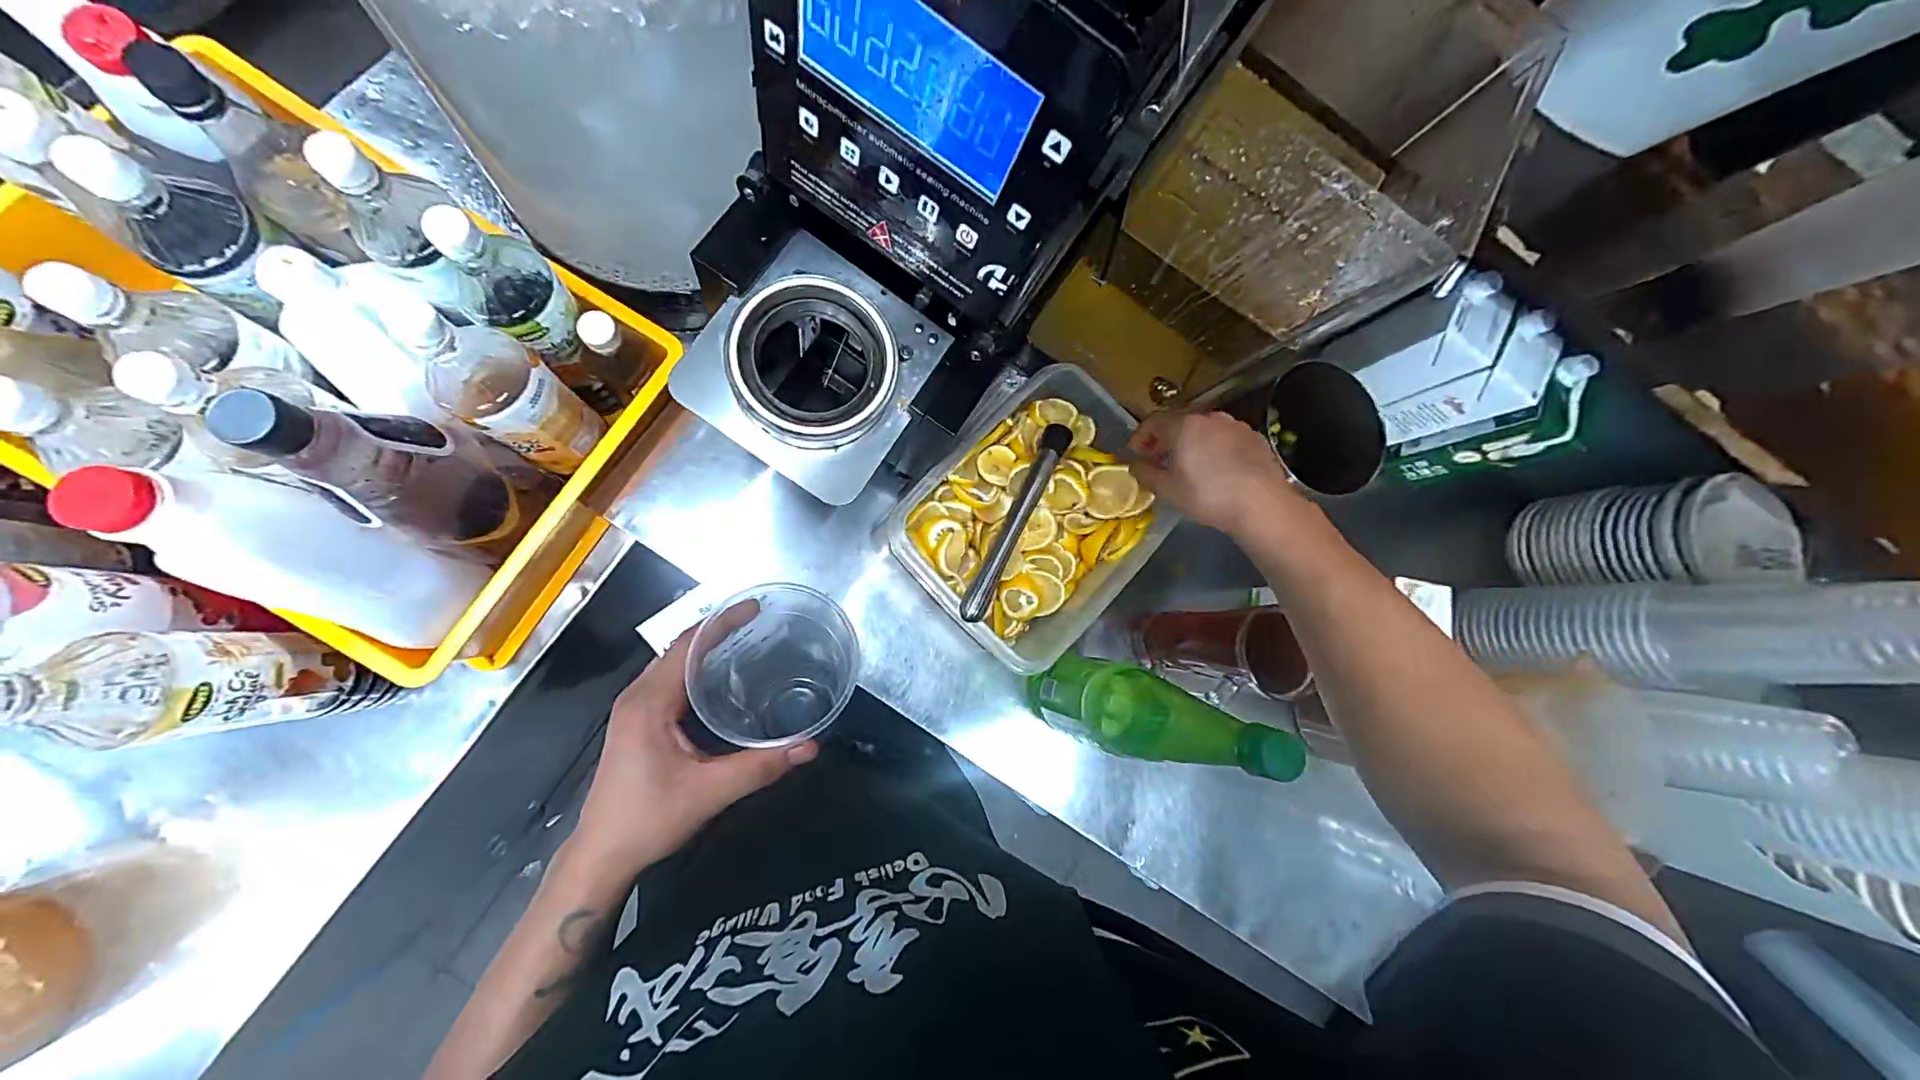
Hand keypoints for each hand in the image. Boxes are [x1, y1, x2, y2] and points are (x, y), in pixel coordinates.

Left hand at [571, 623, 816, 880]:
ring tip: (747, 642)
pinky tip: (723, 679)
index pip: (687, 646)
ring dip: (706, 648)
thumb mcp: (709, 792)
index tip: (756, 608)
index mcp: (649, 703)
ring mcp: (633, 709)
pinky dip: (697, 669)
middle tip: (760, 623)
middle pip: (679, 648)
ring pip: (673, 664)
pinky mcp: (637, 723)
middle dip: (718, 629)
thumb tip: (809, 746)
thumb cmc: (648, 820)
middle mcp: (637, 697)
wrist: (602, 855)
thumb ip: (760, 766)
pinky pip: (670, 681)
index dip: (722, 623)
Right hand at [1127, 410, 1309, 537]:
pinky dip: (1214, 448)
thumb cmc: (1207, 495)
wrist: (1261, 504)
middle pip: (1179, 422)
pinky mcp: (1254, 438)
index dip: (1140, 437)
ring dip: (1191, 443)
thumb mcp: (1167, 489)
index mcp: (1184, 425)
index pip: (1153, 421)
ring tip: (1188, 466)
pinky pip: (1225, 438)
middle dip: (1165, 440)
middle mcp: (1210, 418)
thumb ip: (1145, 474)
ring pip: (1204, 429)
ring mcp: (1235, 426)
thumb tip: (1136, 466)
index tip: (1136, 455)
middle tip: (1158, 460)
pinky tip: (1216, 470)